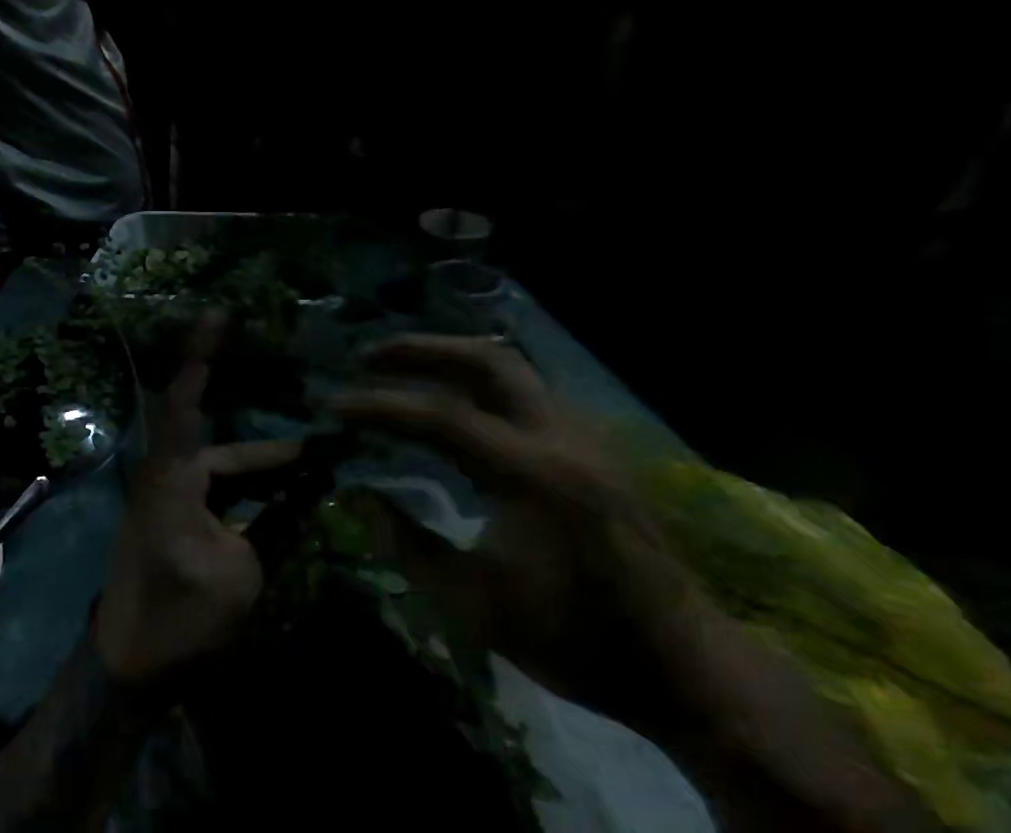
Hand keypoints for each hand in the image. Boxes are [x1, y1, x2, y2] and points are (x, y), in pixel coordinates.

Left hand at [93, 315, 301, 685]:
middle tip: (327, 453)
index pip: (186, 400)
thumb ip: (278, 525)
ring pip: (227, 473)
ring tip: (318, 480)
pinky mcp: (175, 525)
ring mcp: (169, 505)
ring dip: (268, 476)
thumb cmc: (179, 622)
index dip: (202, 353)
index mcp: (174, 480)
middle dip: (277, 453)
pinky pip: (220, 496)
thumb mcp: (242, 574)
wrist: (127, 673)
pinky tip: (289, 507)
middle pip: (229, 450)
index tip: (219, 313)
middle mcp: (168, 480)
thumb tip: (314, 491)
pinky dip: (252, 497)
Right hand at [329, 334, 698, 688]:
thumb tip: (355, 496)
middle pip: (487, 361)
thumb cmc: (574, 639)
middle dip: (422, 350)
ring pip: (512, 369)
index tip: (332, 406)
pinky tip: (455, 405)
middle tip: (368, 358)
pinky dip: (480, 384)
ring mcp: (583, 436)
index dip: (379, 407)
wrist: (678, 660)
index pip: (442, 417)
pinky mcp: (591, 447)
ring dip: (452, 360)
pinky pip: (527, 392)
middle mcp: (561, 436)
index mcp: (534, 474)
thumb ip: (409, 545)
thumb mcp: (477, 606)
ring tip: (403, 370)